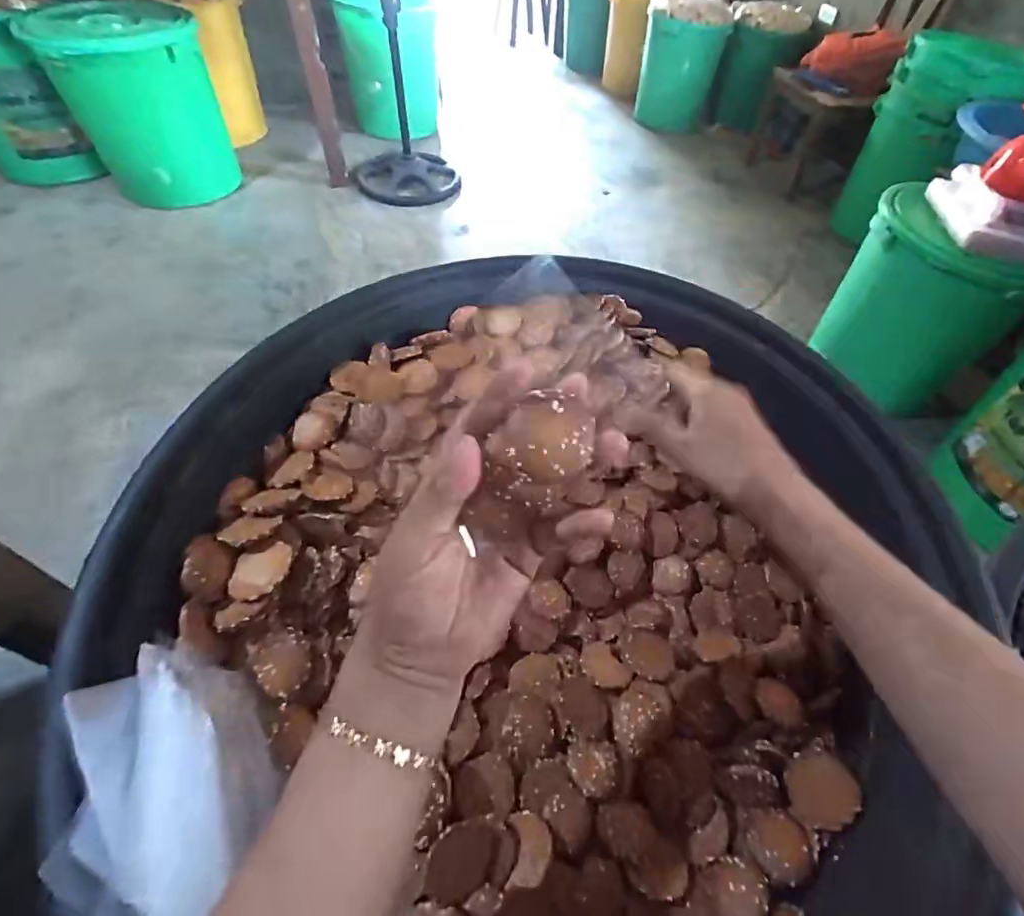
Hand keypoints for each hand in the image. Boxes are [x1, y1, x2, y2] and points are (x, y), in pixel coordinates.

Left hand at [353, 364, 614, 693]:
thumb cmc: (406, 591)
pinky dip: (583, 526)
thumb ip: (443, 494)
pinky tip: (602, 519)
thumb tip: (470, 445)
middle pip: (527, 444)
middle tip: (587, 390)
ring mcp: (515, 519)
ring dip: (586, 463)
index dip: (502, 396)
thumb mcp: (416, 540)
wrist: (422, 656)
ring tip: (617, 446)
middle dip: (557, 417)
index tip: (528, 366)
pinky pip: (563, 532)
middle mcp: (489, 488)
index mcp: (454, 477)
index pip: (478, 426)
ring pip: (556, 482)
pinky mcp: (534, 552)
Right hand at [633, 364, 800, 517]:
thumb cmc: (723, 466)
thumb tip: (619, 409)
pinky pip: (714, 411)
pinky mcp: (748, 422)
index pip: (669, 368)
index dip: (645, 375)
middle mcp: (724, 387)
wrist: (775, 490)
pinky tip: (688, 442)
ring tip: (657, 431)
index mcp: (705, 387)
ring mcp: (740, 404)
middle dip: (661, 396)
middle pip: (686, 382)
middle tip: (635, 413)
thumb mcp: (679, 448)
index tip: (624, 388)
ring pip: (701, 398)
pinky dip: (697, 420)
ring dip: (679, 411)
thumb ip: (649, 426)